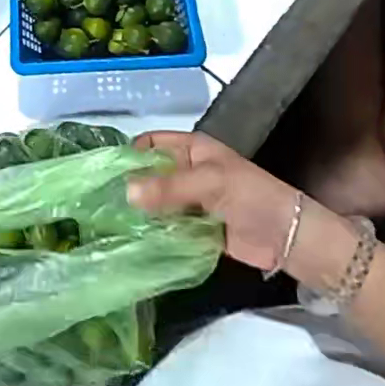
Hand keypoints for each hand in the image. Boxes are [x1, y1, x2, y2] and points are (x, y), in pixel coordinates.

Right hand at [126, 132, 357, 290]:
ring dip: (140, 213)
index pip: (152, 143)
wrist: (286, 235)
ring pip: (157, 203)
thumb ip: (169, 186)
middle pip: (151, 174)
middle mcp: (187, 171)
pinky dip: (154, 233)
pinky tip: (131, 242)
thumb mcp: (209, 182)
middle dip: (130, 185)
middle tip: (98, 204)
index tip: (103, 172)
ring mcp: (191, 201)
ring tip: (107, 225)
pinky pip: (168, 228)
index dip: (130, 153)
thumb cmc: (250, 194)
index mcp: (191, 148)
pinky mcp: (195, 229)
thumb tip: (126, 191)